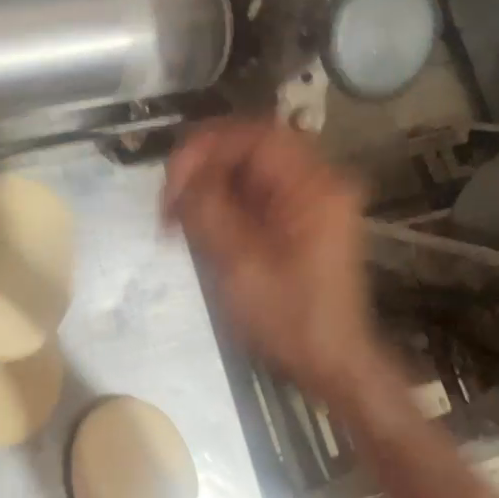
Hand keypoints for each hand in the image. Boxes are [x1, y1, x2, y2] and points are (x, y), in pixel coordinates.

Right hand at [162, 118, 389, 406]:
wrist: (330, 362)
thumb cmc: (288, 316)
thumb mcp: (238, 262)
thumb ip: (206, 208)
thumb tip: (181, 176)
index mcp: (313, 185)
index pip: (252, 135)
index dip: (205, 146)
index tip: (172, 178)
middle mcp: (317, 182)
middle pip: (248, 148)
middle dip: (201, 168)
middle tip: (168, 201)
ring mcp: (310, 200)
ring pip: (246, 170)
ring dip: (206, 186)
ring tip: (175, 218)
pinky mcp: (299, 219)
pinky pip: (252, 193)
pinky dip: (221, 203)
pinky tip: (198, 228)